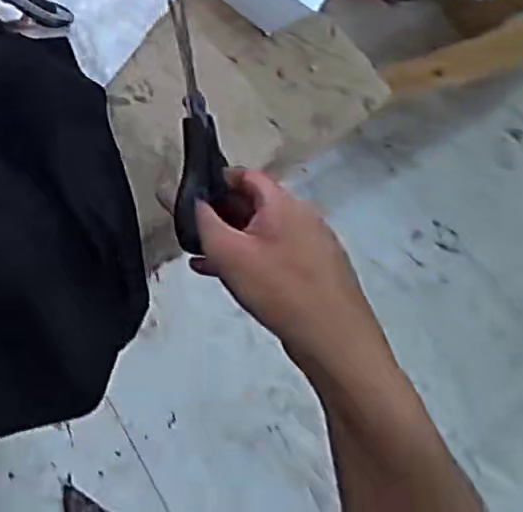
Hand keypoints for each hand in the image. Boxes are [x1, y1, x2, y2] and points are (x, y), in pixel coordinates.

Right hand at [192, 169, 392, 378]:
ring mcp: (314, 245)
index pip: (244, 175)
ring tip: (206, 257)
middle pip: (253, 203)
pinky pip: (277, 254)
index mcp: (284, 203)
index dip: (214, 182)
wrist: (338, 347)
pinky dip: (252, 258)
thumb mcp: (227, 252)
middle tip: (195, 231)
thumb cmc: (280, 291)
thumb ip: (200, 219)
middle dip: (220, 214)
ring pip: (263, 231)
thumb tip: (184, 195)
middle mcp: (303, 216)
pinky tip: (229, 276)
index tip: (191, 199)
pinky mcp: (319, 272)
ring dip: (233, 239)